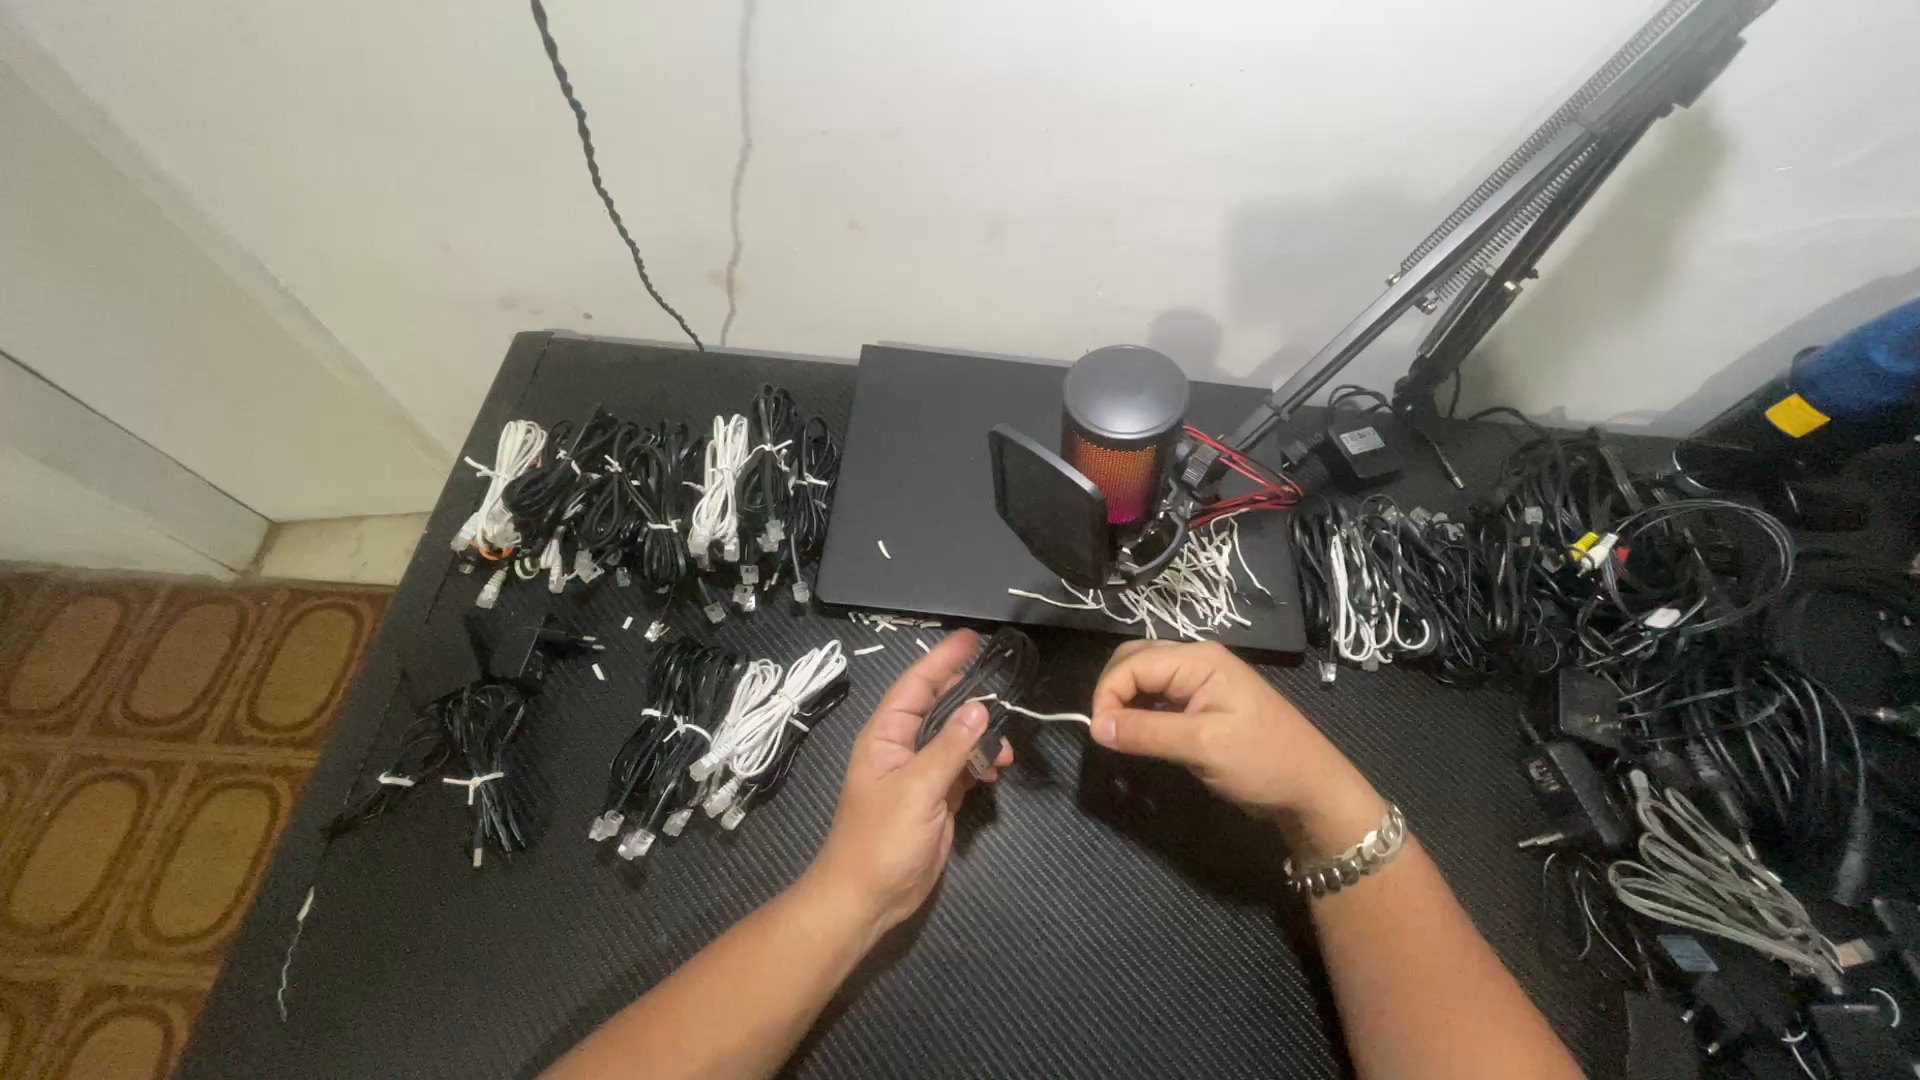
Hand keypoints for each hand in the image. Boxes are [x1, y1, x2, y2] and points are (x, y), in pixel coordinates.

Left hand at [803, 629, 1012, 939]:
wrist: (868, 899)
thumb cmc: (881, 840)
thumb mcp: (917, 790)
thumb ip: (950, 748)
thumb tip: (980, 708)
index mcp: (886, 735)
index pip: (916, 685)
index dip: (943, 660)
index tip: (972, 637)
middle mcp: (903, 745)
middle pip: (940, 707)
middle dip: (971, 697)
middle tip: (1005, 687)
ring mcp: (921, 771)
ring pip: (957, 737)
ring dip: (983, 737)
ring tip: (1007, 748)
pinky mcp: (937, 795)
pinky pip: (964, 765)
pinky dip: (983, 763)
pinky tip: (998, 770)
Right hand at [1089, 640, 1383, 854]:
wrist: (1313, 790)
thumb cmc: (1263, 761)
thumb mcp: (1202, 746)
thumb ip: (1146, 732)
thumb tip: (1095, 726)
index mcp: (1198, 660)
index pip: (1132, 663)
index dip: (1107, 693)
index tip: (1098, 733)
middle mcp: (1195, 661)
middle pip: (1133, 661)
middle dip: (1111, 691)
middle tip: (1105, 731)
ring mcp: (1199, 682)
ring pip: (1143, 678)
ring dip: (1124, 701)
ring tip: (1118, 735)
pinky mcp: (1200, 704)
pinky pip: (1157, 697)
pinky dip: (1140, 712)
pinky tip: (1138, 735)